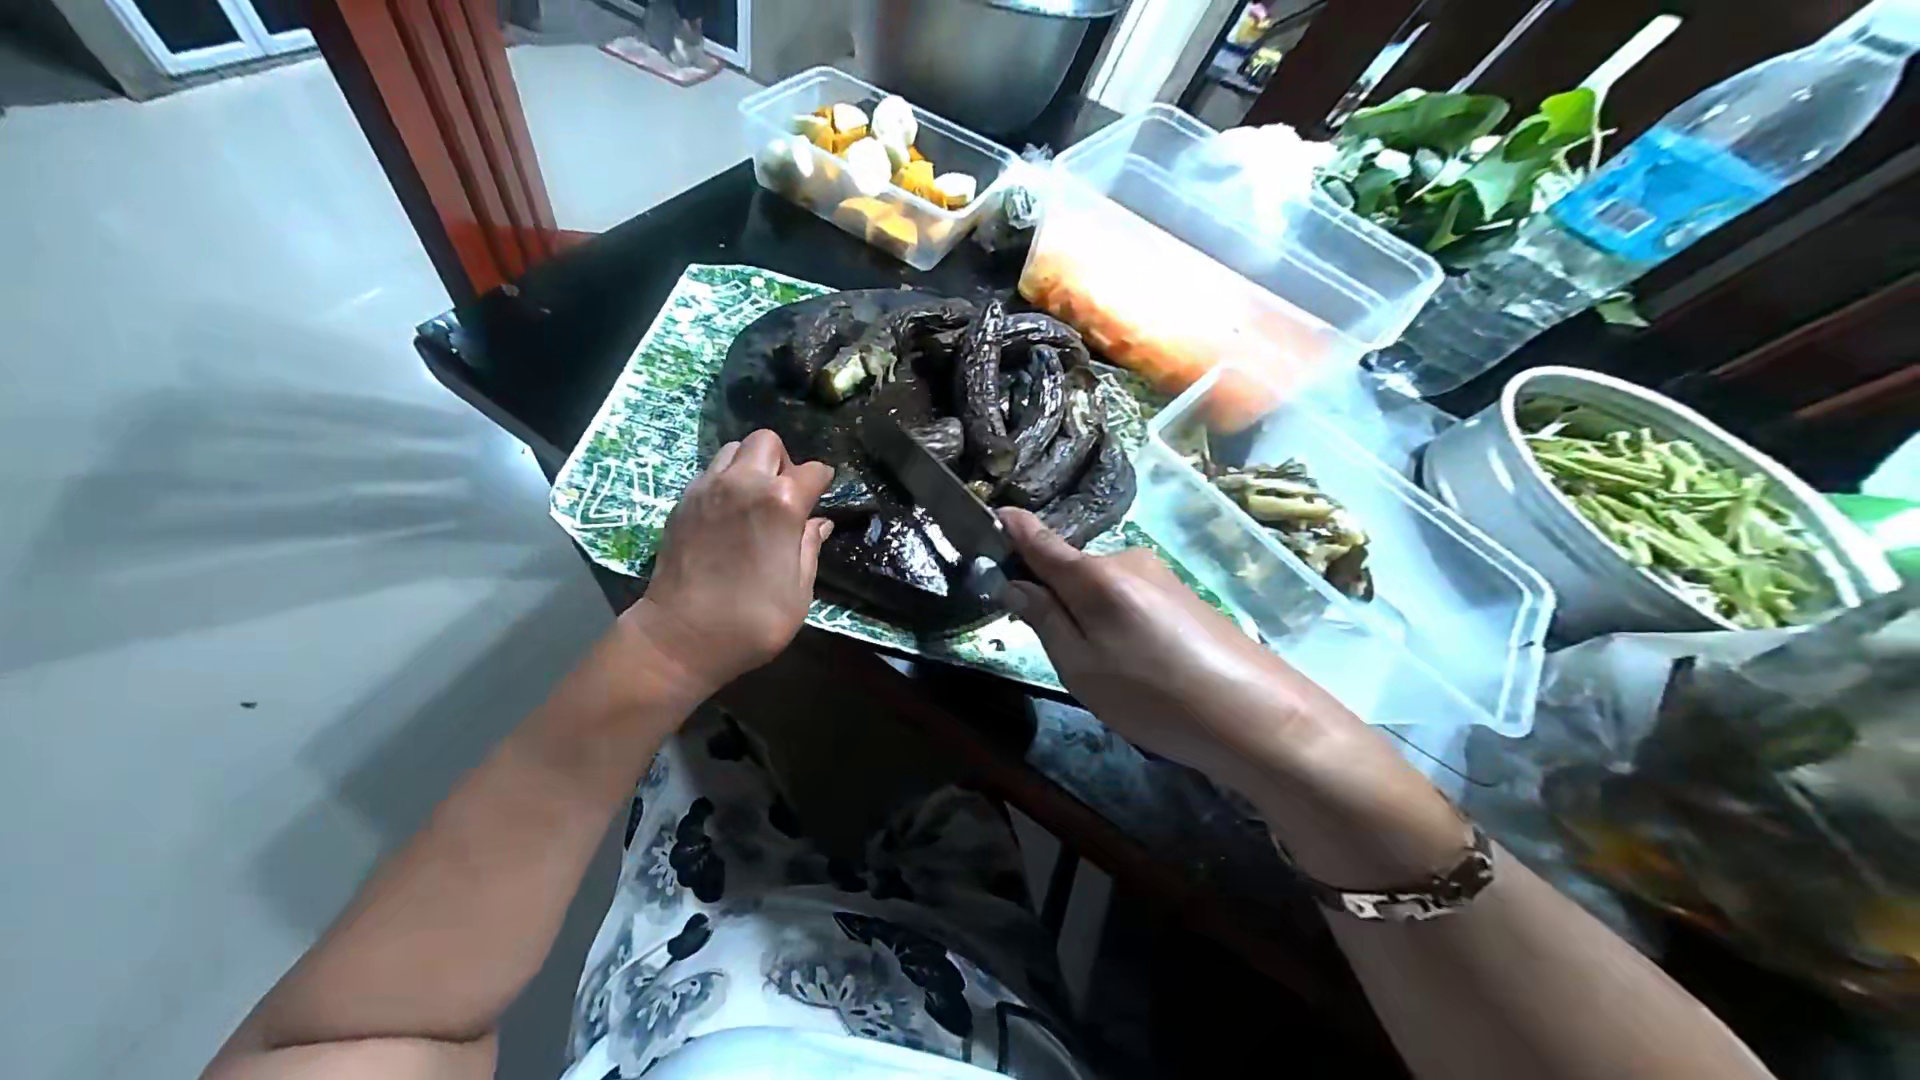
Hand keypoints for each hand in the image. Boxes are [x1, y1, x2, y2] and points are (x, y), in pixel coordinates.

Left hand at [623, 430, 833, 701]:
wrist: (681, 637)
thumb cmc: (752, 620)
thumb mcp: (799, 590)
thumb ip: (809, 547)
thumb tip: (818, 523)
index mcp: (781, 502)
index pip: (813, 471)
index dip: (822, 483)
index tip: (821, 498)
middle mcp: (743, 483)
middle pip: (768, 443)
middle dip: (783, 462)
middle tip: (785, 497)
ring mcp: (707, 488)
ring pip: (735, 449)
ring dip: (751, 466)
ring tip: (755, 501)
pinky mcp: (683, 501)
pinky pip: (711, 472)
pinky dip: (726, 481)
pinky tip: (729, 514)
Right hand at [998, 508, 1365, 787]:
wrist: (1256, 716)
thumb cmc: (1154, 695)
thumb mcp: (1081, 667)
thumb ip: (1044, 619)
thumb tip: (1014, 583)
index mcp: (1094, 574)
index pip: (1039, 539)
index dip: (1011, 528)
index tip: (989, 520)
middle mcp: (1126, 560)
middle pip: (1070, 567)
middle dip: (1053, 595)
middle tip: (1061, 651)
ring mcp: (1159, 575)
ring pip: (1100, 586)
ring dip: (1088, 614)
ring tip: (1110, 671)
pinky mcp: (1182, 595)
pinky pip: (1128, 597)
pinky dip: (1117, 620)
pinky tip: (1141, 665)